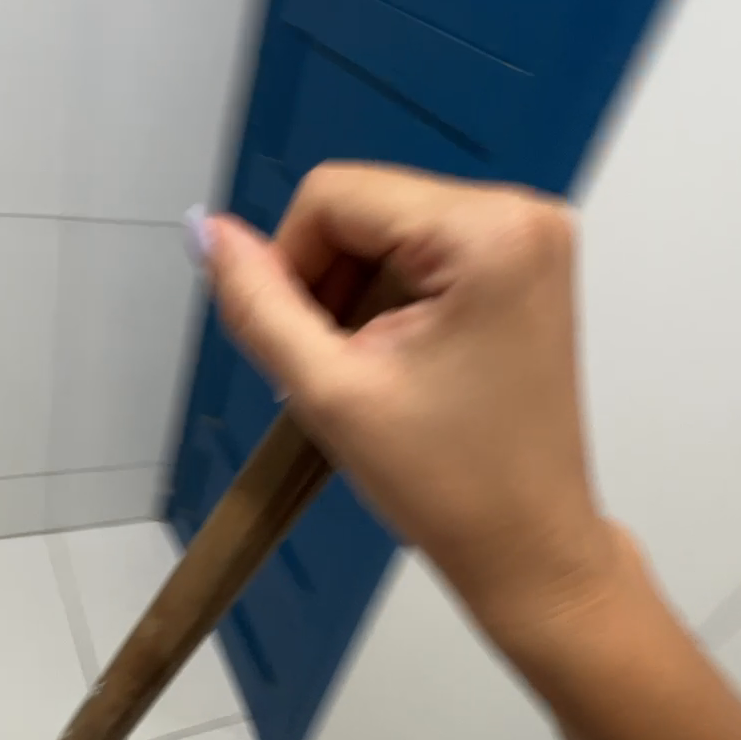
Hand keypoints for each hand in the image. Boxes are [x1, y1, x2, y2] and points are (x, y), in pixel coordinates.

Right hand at [199, 163, 616, 644]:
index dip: (289, 263)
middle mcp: (521, 213)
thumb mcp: (330, 391)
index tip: (301, 344)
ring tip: (369, 368)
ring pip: (390, 230)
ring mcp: (531, 239)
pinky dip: (392, 297)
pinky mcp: (526, 268)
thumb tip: (209, 232)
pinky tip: (399, 357)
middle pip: (366, 206)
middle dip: (328, 281)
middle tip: (337, 365)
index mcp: (486, 232)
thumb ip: (258, 305)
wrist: (527, 545)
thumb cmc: (443, 483)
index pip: (335, 194)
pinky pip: (426, 252)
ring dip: (357, 294)